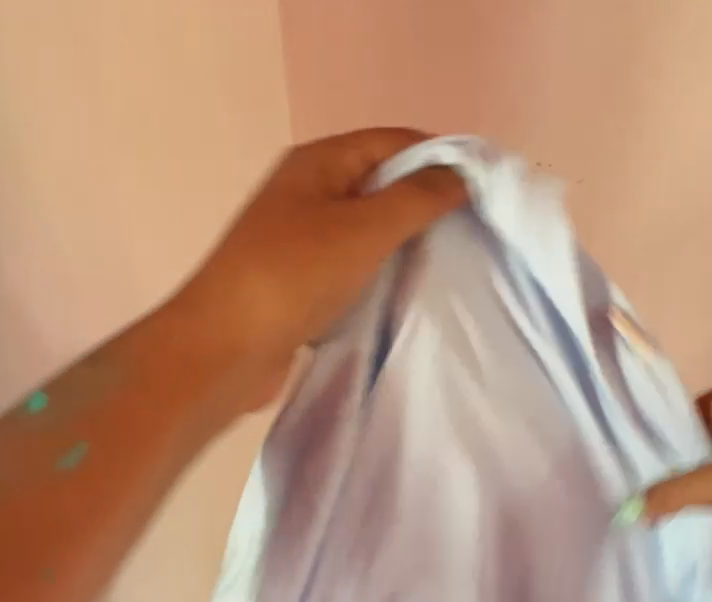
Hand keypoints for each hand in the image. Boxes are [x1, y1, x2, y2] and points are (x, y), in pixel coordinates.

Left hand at [165, 128, 468, 410]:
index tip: (485, 192)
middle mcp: (307, 192)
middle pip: (381, 185)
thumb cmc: (293, 278)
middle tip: (471, 234)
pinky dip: (378, 276)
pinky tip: (403, 296)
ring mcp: (299, 240)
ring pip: (367, 231)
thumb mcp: (364, 229)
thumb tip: (463, 173)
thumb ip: (417, 198)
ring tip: (445, 265)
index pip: (394, 142)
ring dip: (403, 245)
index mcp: (318, 162)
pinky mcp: (298, 283)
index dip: (441, 159)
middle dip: (425, 205)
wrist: (225, 349)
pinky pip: (351, 268)